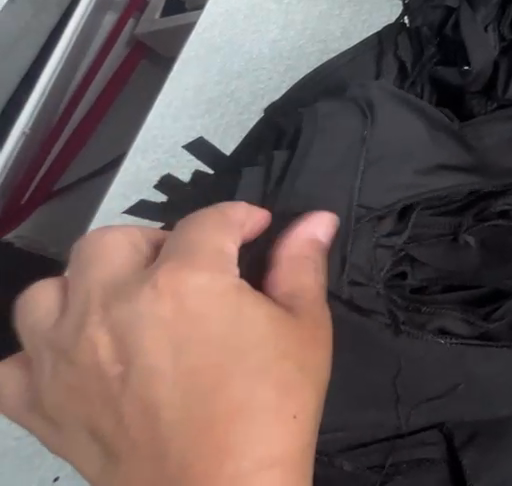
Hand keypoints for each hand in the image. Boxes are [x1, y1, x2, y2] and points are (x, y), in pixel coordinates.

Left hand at [1, 203, 337, 485]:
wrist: (219, 483)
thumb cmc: (274, 396)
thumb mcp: (305, 321)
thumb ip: (301, 263)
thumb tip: (315, 220)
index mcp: (186, 281)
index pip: (207, 220)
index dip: (240, 218)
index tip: (259, 232)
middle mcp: (111, 306)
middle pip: (112, 240)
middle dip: (159, 242)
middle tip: (195, 266)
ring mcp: (60, 355)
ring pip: (49, 289)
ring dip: (91, 286)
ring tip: (134, 304)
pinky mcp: (34, 401)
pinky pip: (14, 358)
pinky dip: (44, 349)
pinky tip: (89, 356)